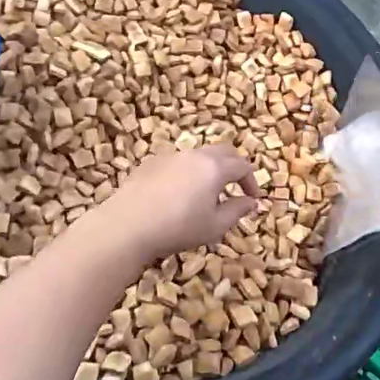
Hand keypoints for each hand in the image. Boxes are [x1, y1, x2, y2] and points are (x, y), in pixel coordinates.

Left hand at [84, 145, 260, 264]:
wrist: (127, 225)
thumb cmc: (178, 228)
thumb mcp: (215, 226)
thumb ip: (236, 210)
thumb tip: (251, 202)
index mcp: (215, 167)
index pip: (243, 166)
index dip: (252, 181)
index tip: (253, 199)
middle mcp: (195, 155)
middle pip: (223, 151)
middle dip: (234, 167)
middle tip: (235, 187)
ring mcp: (170, 156)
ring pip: (198, 155)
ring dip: (209, 169)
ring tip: (206, 194)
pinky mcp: (150, 163)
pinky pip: (177, 163)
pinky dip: (187, 173)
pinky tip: (178, 195)